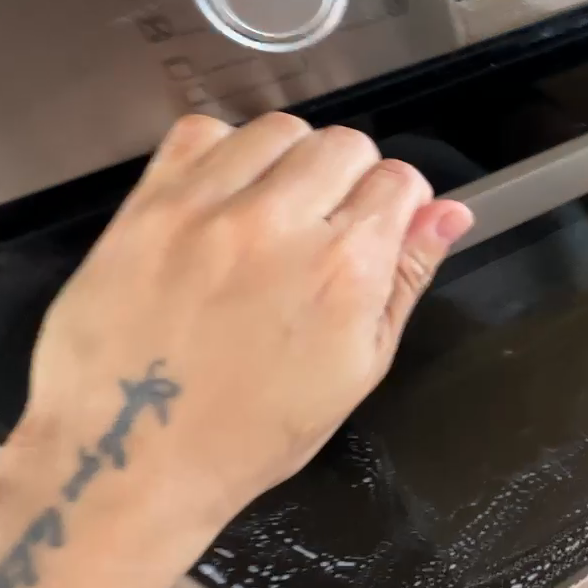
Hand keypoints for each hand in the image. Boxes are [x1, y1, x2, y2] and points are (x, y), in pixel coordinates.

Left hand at [7, 113, 472, 531]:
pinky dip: (228, 152)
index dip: (405, 204)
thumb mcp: (363, 363)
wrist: (136, 458)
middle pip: (348, 144)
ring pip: (281, 129)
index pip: (401, 181)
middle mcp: (281, 225)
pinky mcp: (147, 208)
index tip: (389, 227)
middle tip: (335, 226)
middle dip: (358, 178)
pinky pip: (201, 132)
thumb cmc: (261, 427)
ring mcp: (208, 211)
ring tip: (282, 210)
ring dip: (297, 160)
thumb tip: (451, 215)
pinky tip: (229, 198)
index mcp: (346, 269)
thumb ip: (409, 277)